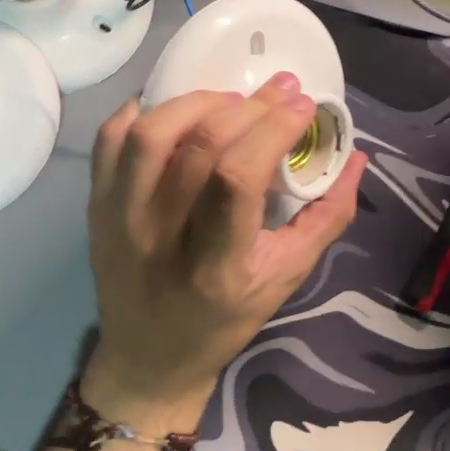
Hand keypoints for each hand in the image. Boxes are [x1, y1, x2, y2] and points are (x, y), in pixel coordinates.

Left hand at [84, 74, 366, 430]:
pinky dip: (145, 110)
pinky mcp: (94, 205)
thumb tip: (355, 157)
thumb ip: (326, 217)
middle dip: (247, 106)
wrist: (149, 358)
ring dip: (197, 102)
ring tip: (229, 100)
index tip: (302, 105)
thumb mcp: (287, 278)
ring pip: (151, 134)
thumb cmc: (225, 319)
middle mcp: (162, 237)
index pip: (238, 176)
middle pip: (200, 146)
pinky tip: (179, 110)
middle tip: (277, 93)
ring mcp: (119, 219)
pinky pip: (110, 139)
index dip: (272, 128)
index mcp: (217, 265)